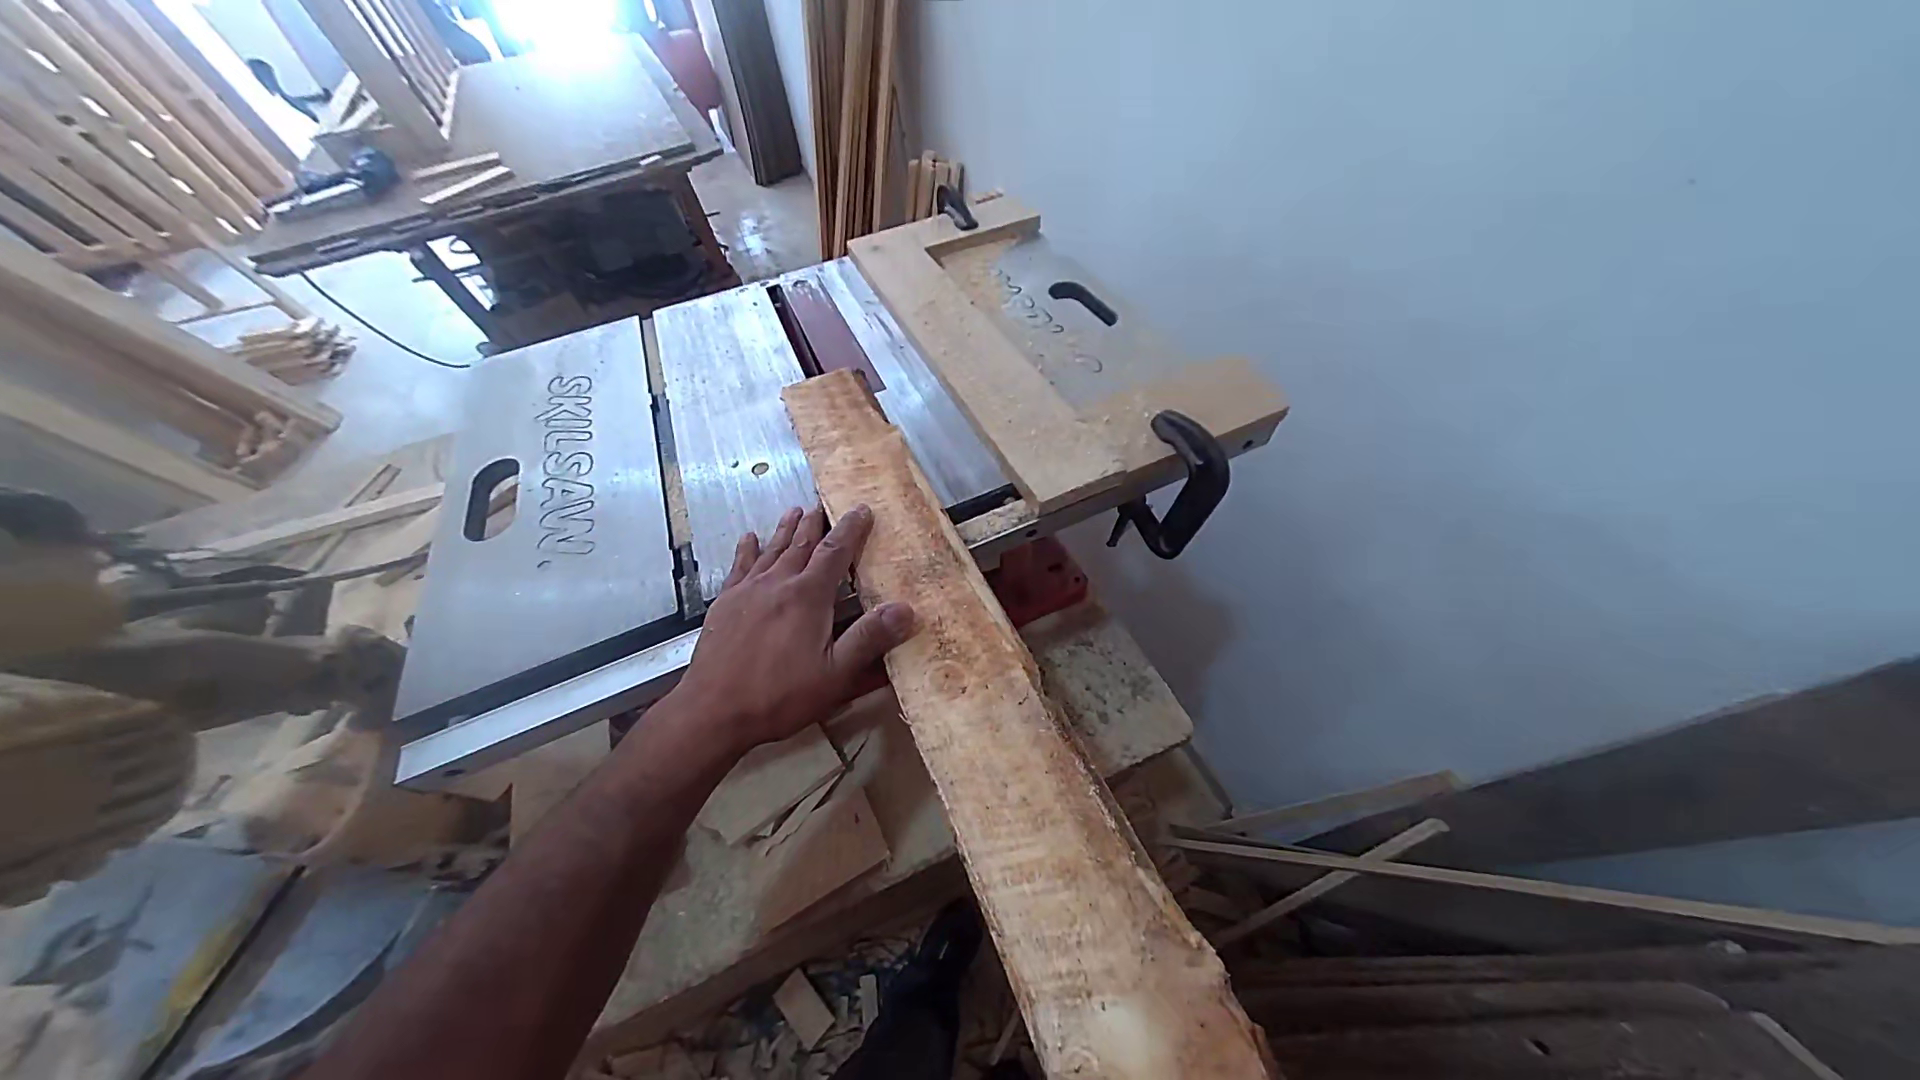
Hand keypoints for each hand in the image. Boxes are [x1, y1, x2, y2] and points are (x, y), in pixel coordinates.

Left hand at [669, 504, 914, 755]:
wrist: (712, 711)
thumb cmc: (779, 696)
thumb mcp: (835, 674)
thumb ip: (869, 639)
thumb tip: (905, 609)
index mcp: (808, 596)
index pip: (835, 552)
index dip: (851, 529)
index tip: (862, 510)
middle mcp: (778, 584)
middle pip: (801, 544)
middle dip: (816, 523)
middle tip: (824, 505)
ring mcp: (747, 591)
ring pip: (772, 550)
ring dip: (786, 529)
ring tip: (794, 511)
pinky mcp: (725, 604)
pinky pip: (739, 566)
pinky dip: (748, 549)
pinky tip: (749, 539)